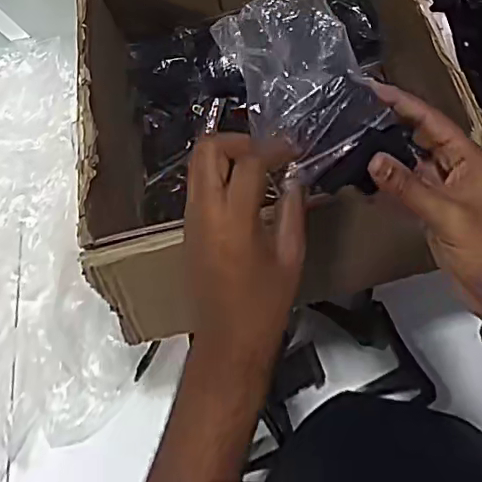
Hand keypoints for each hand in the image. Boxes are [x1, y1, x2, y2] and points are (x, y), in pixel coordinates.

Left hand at [184, 133, 305, 363]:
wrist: (226, 342)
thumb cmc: (263, 306)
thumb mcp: (291, 258)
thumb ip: (293, 211)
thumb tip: (295, 178)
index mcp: (233, 218)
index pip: (248, 162)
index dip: (273, 149)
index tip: (293, 151)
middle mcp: (204, 209)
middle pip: (207, 148)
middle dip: (237, 139)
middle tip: (266, 151)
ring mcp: (190, 215)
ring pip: (197, 162)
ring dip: (225, 153)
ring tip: (257, 166)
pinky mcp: (187, 224)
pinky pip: (198, 182)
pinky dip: (217, 172)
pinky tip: (244, 187)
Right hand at [366, 82, 481, 325]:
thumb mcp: (448, 216)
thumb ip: (409, 187)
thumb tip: (376, 159)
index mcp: (468, 159)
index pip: (431, 120)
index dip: (403, 102)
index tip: (376, 89)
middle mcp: (455, 168)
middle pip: (419, 134)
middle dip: (391, 119)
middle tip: (360, 107)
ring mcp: (443, 187)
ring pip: (410, 158)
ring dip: (387, 149)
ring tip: (356, 135)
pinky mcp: (433, 207)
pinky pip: (406, 183)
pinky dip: (387, 178)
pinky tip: (367, 176)